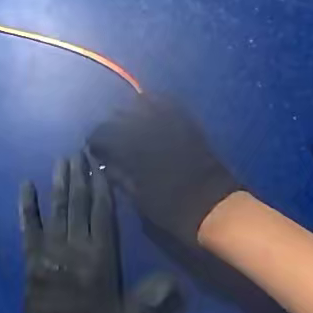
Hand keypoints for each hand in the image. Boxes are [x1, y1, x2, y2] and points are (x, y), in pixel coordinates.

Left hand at [6, 154, 177, 312]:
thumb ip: (152, 299)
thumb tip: (178, 279)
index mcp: (101, 259)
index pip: (102, 214)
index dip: (102, 188)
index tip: (100, 165)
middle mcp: (75, 247)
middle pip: (78, 204)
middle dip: (79, 176)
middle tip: (78, 151)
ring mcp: (50, 250)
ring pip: (56, 208)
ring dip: (58, 183)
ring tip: (61, 160)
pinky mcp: (31, 259)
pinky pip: (28, 225)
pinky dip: (27, 205)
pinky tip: (25, 185)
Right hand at [88, 95, 242, 245]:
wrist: (219, 212)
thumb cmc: (175, 210)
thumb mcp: (140, 200)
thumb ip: (120, 178)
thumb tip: (105, 164)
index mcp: (134, 152)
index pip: (104, 136)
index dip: (96, 140)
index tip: (93, 148)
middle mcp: (149, 133)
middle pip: (120, 118)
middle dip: (110, 126)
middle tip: (108, 137)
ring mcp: (171, 127)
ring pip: (143, 107)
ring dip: (130, 111)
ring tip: (126, 119)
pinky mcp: (189, 128)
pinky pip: (171, 105)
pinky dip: (158, 101)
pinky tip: (151, 102)